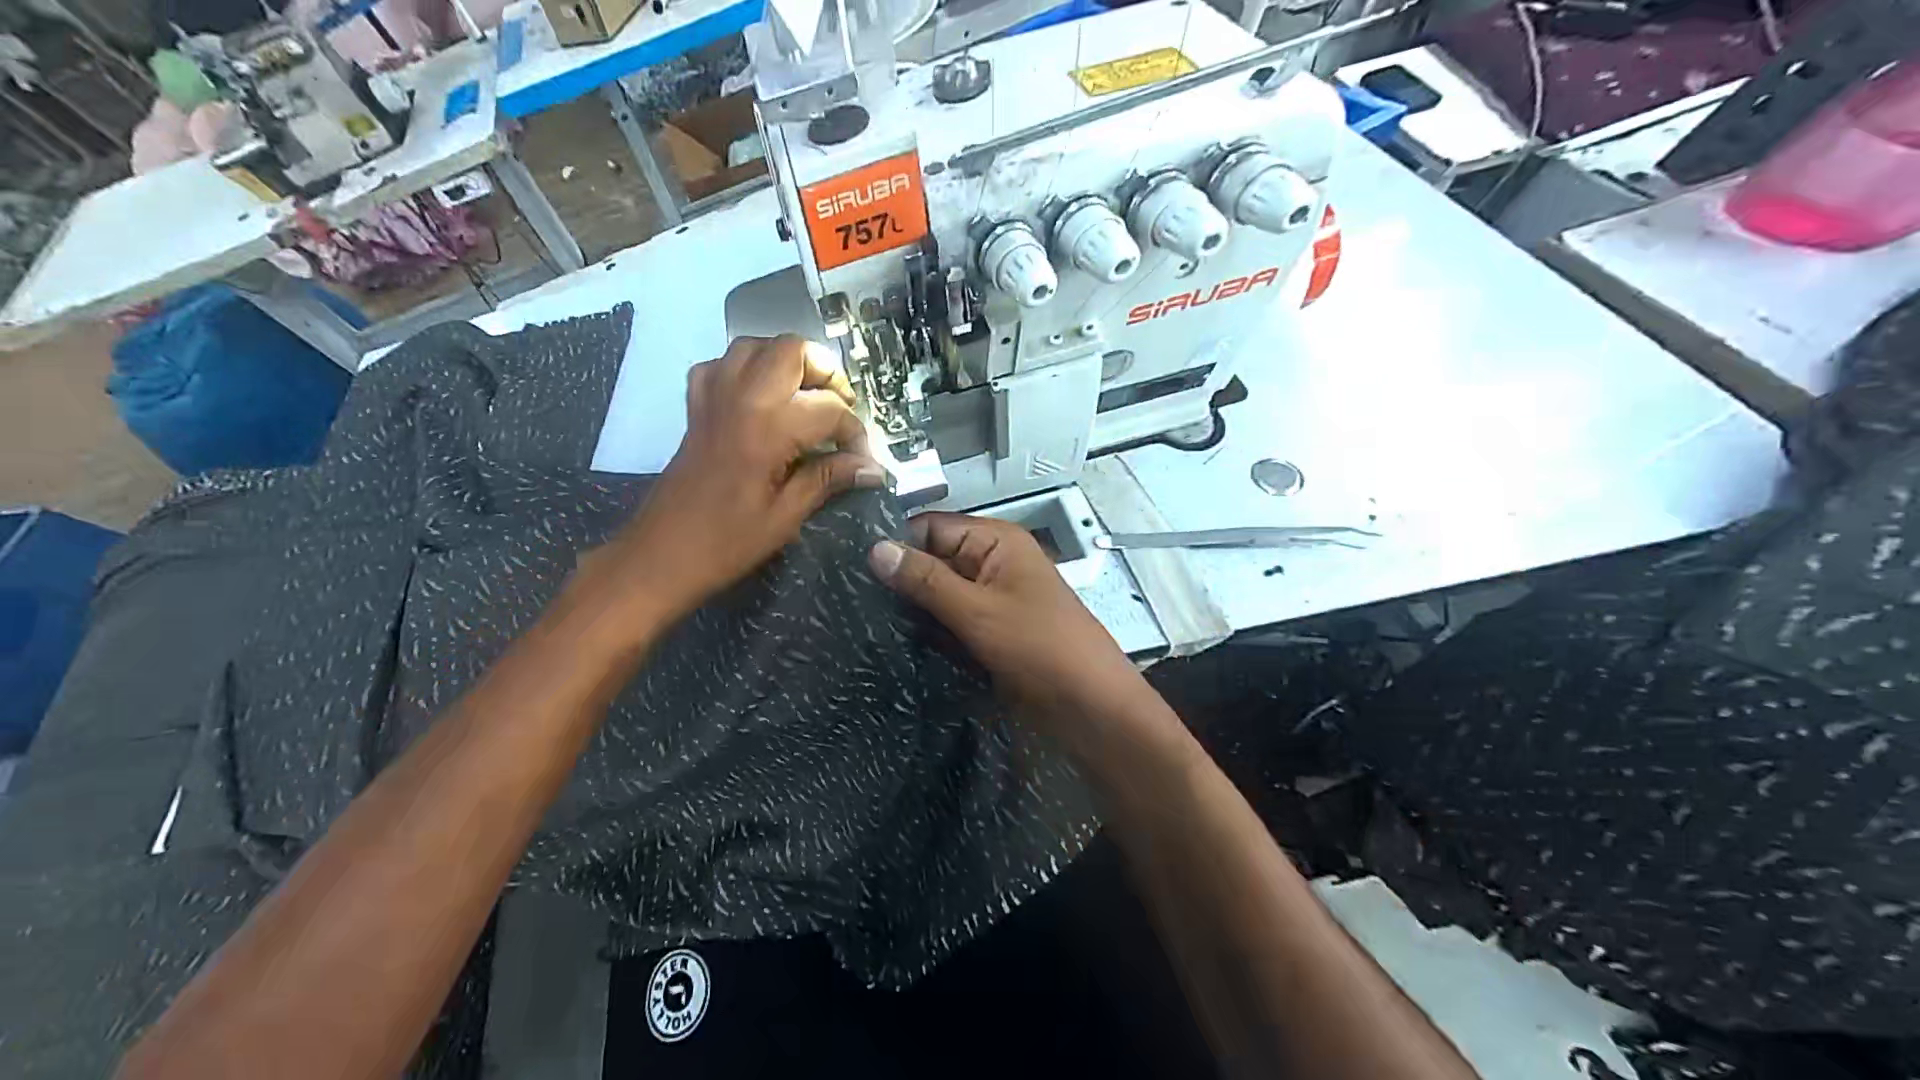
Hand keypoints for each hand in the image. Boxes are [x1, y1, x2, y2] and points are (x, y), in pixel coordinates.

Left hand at [586, 335, 882, 625]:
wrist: (660, 555)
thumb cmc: (726, 544)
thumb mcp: (786, 517)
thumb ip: (828, 480)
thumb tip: (872, 468)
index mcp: (766, 429)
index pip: (830, 409)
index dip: (855, 433)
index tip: (864, 461)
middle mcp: (740, 399)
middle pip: (792, 349)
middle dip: (826, 373)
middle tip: (838, 410)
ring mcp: (713, 397)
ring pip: (755, 345)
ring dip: (787, 363)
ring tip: (806, 398)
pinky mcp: (695, 407)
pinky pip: (721, 365)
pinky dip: (746, 370)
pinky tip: (760, 399)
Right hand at [868, 513, 1148, 730]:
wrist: (1089, 707)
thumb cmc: (1039, 647)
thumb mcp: (977, 610)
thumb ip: (925, 580)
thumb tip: (873, 548)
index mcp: (996, 541)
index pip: (931, 526)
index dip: (894, 541)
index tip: (847, 560)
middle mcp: (991, 563)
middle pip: (932, 560)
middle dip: (897, 578)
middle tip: (844, 594)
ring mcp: (989, 600)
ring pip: (937, 595)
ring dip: (909, 608)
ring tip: (856, 618)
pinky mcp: (987, 633)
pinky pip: (948, 622)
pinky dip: (927, 631)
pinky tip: (888, 640)